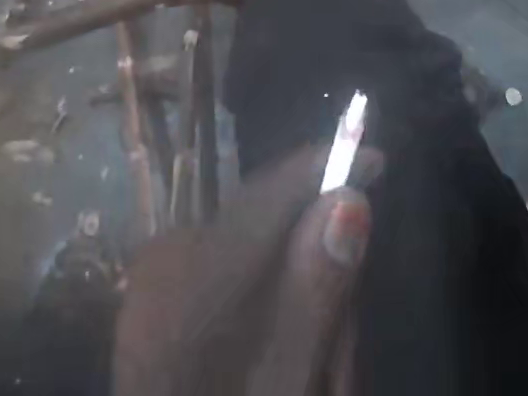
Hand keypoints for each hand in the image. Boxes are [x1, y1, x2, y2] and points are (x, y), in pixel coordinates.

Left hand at [112, 146, 377, 395]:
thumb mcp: (285, 382)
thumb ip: (315, 294)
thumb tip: (349, 200)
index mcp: (191, 274)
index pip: (268, 197)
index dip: (321, 168)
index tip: (373, 154)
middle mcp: (167, 252)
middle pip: (265, 227)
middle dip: (315, 264)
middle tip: (341, 357)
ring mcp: (154, 270)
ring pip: (251, 251)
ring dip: (292, 294)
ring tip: (312, 370)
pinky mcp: (154, 289)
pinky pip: (225, 270)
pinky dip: (261, 302)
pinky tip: (271, 355)